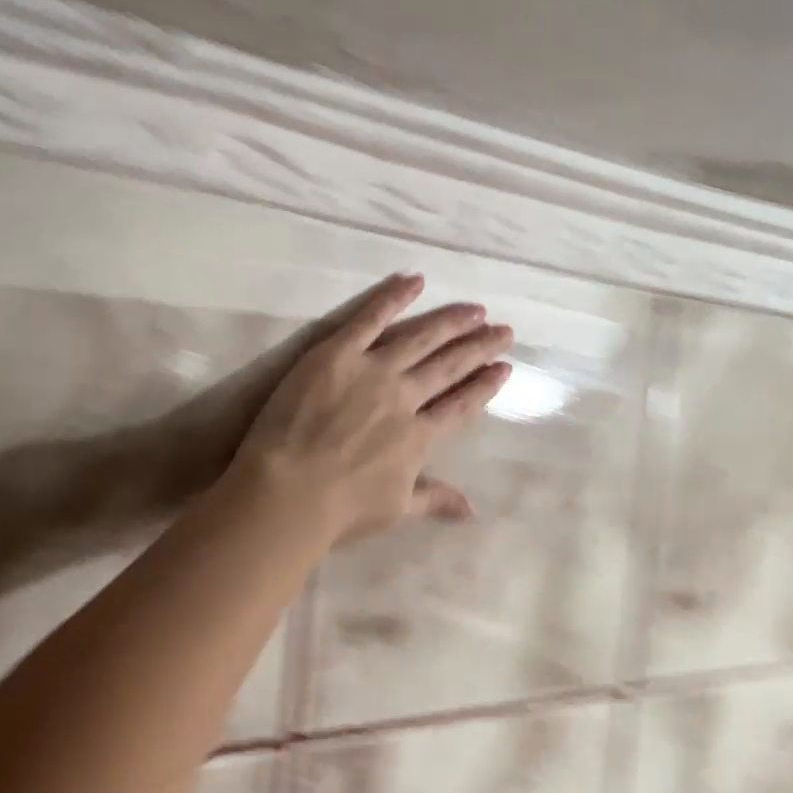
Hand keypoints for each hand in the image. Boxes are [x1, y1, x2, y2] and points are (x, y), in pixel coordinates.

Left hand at [228, 274, 513, 548]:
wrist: (289, 490)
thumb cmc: (339, 511)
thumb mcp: (394, 510)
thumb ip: (434, 500)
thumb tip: (473, 511)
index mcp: (419, 438)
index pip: (460, 406)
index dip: (483, 387)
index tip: (503, 369)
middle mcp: (404, 398)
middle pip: (448, 366)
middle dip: (478, 348)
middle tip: (503, 331)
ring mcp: (372, 371)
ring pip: (420, 339)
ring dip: (450, 322)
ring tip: (475, 310)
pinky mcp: (335, 354)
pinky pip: (369, 318)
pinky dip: (393, 298)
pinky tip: (414, 280)